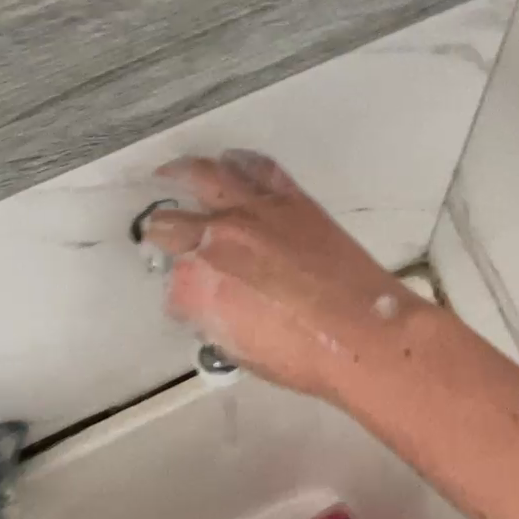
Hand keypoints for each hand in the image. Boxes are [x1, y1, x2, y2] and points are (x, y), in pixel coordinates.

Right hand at [141, 150, 424, 399]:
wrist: (362, 334)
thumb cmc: (303, 356)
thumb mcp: (241, 350)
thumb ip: (216, 320)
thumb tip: (212, 306)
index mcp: (199, 285)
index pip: (171, 284)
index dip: (178, 295)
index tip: (185, 301)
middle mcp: (216, 239)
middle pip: (172, 225)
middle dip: (161, 229)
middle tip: (156, 228)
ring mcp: (253, 213)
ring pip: (206, 177)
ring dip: (182, 174)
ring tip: (171, 172)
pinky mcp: (289, 201)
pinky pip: (255, 168)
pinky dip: (237, 162)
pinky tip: (229, 161)